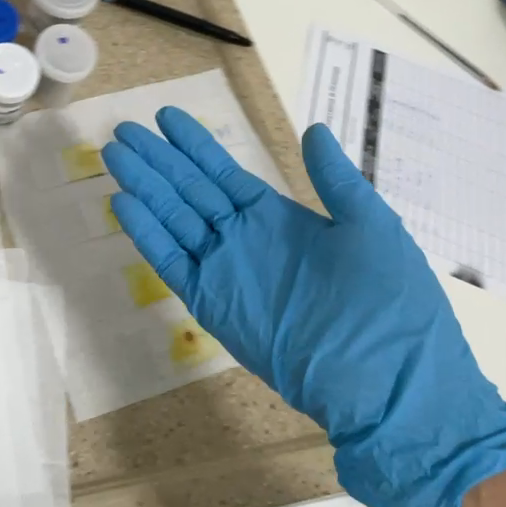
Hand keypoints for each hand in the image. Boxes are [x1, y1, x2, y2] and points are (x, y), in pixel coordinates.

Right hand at [102, 110, 505, 506]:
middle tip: (122, 130)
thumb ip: (336, 180)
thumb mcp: (372, 228)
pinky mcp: (212, 304)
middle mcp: (243, 238)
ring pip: (172, 217)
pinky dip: (146, 234)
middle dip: (156, 158)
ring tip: (113, 155)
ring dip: (142, 186)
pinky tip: (123, 204)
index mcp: (278, 218)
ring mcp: (224, 270)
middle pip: (188, 189)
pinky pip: (171, 261)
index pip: (222, 171)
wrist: (392, 390)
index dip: (193, 144)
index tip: (165, 116)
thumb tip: (314, 130)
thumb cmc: (392, 306)